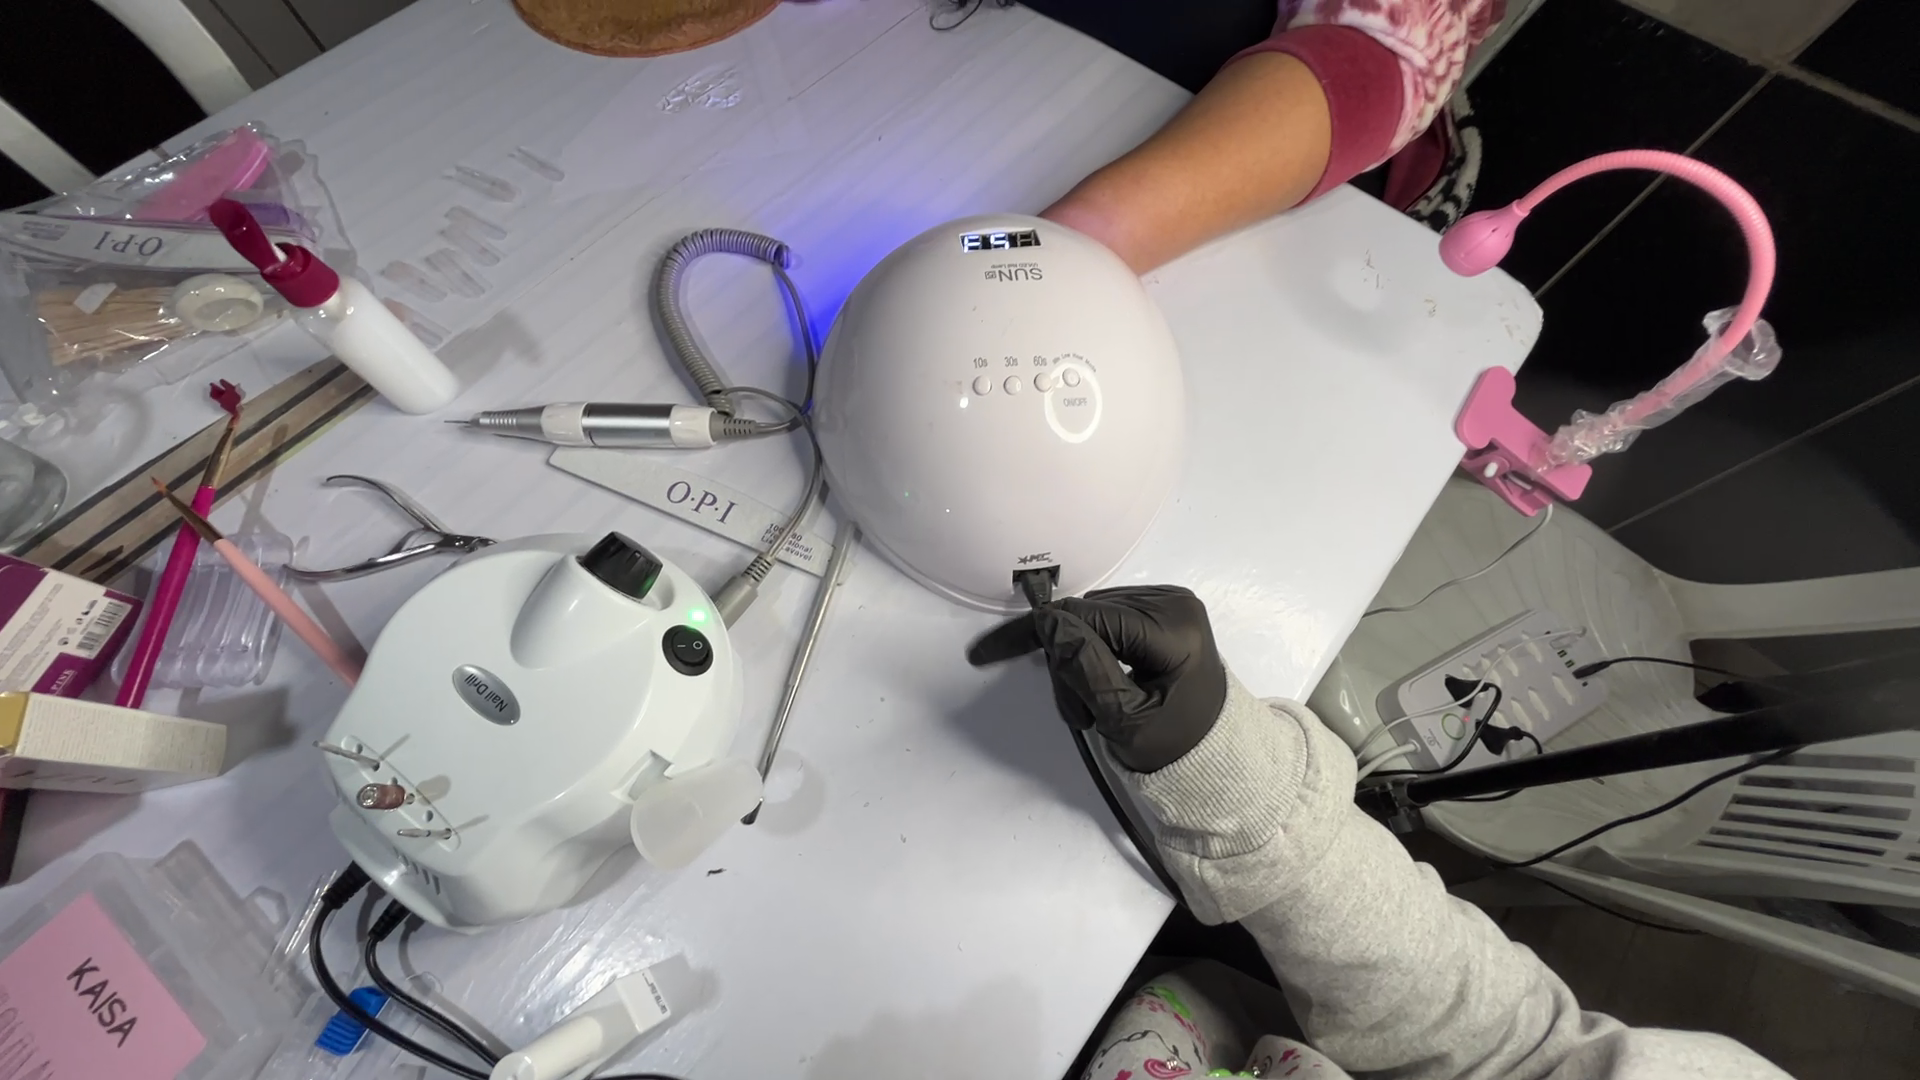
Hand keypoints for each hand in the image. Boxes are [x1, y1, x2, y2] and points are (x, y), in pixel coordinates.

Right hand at [967, 586, 1226, 771]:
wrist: (1214, 755)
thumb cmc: (1175, 747)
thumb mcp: (1125, 720)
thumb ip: (1085, 668)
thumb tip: (1048, 622)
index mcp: (1174, 628)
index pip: (1088, 617)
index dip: (1037, 632)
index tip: (988, 652)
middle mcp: (1174, 603)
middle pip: (1085, 615)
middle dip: (1065, 662)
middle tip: (1075, 712)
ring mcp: (1168, 603)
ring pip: (1088, 617)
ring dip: (1075, 660)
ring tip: (1089, 705)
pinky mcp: (1159, 609)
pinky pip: (1102, 619)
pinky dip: (1090, 652)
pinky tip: (1098, 681)